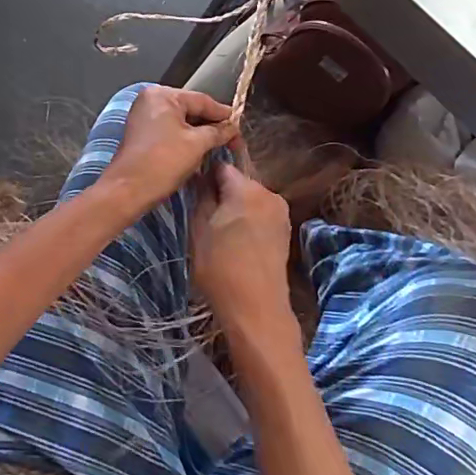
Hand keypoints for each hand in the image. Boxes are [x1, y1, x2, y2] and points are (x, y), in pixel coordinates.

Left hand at [96, 86, 238, 213]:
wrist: (129, 189)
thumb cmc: (164, 161)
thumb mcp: (197, 144)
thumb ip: (218, 131)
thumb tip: (232, 127)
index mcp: (162, 95)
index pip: (202, 100)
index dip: (224, 115)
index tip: (242, 128)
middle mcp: (150, 100)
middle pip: (191, 109)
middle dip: (212, 125)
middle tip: (234, 140)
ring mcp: (143, 116)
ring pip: (181, 121)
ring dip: (200, 133)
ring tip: (221, 146)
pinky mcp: (142, 133)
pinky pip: (170, 130)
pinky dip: (186, 138)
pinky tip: (201, 149)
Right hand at [192, 162, 294, 328]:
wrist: (256, 309)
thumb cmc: (220, 266)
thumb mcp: (198, 227)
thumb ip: (201, 195)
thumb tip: (202, 177)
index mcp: (247, 188)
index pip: (221, 166)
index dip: (204, 175)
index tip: (191, 189)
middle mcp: (269, 194)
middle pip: (238, 181)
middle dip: (221, 191)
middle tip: (201, 212)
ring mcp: (281, 213)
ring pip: (249, 198)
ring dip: (233, 206)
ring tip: (216, 228)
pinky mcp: (284, 231)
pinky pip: (259, 213)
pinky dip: (246, 219)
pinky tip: (233, 239)